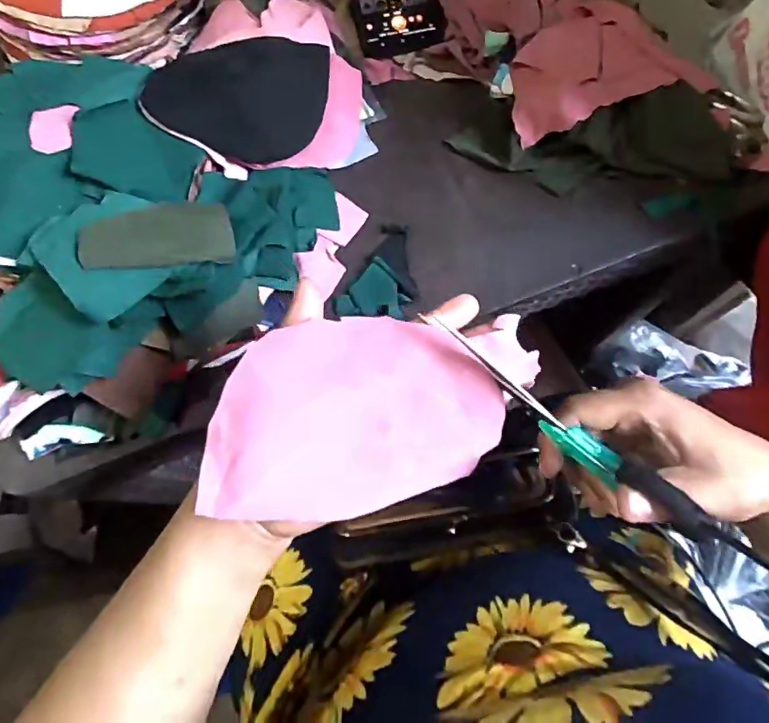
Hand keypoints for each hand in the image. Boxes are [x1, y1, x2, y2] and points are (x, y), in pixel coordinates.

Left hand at [243, 292, 491, 543]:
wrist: (258, 488)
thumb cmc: (271, 416)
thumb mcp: (284, 362)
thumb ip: (300, 325)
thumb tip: (307, 279)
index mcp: (366, 360)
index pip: (412, 335)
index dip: (441, 321)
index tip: (469, 305)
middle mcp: (387, 388)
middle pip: (438, 364)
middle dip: (474, 349)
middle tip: (506, 337)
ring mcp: (395, 423)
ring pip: (443, 396)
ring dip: (476, 383)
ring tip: (510, 373)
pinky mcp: (395, 458)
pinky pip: (434, 439)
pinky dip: (461, 427)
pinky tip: (486, 418)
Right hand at [539, 377, 768, 525]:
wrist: (765, 480)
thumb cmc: (736, 478)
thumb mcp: (702, 493)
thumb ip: (659, 498)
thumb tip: (620, 504)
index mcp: (642, 402)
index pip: (580, 409)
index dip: (557, 437)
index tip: (549, 474)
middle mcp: (631, 401)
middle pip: (580, 428)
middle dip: (583, 469)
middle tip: (607, 506)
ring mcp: (633, 417)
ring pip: (588, 442)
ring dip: (594, 478)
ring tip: (621, 506)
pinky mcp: (636, 434)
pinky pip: (603, 451)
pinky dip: (604, 477)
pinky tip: (622, 499)